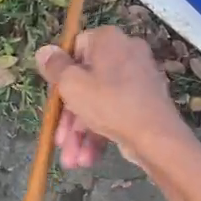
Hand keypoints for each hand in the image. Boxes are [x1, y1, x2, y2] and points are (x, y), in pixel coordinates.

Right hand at [35, 27, 186, 170]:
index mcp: (108, 39)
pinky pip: (115, 110)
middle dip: (69, 117)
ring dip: (81, 131)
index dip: (60, 76)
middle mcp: (125, 52)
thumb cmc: (109, 102)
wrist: (156, 136)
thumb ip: (55, 67)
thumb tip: (44, 50)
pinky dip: (100, 132)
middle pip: (86, 81)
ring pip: (99, 101)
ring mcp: (138, 77)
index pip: (75, 49)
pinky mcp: (145, 100)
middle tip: (59, 141)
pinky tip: (88, 159)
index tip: (53, 100)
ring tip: (71, 161)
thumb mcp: (72, 85)